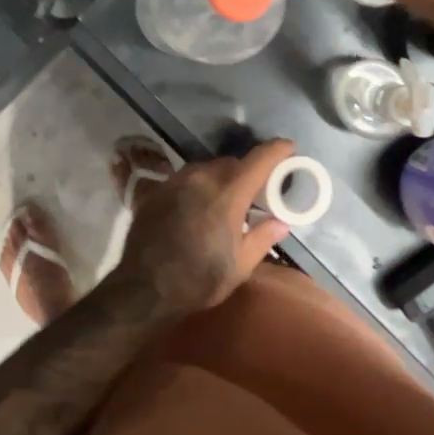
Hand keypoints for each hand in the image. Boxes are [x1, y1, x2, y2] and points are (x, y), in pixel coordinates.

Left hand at [115, 139, 295, 314]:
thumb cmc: (198, 280)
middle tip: (254, 193)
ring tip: (224, 202)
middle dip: (247, 172)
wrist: (143, 287)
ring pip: (208, 168)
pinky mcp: (158, 188)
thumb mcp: (239, 266)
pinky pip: (187, 178)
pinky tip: (197, 207)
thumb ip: (263, 237)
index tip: (290, 147)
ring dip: (221, 178)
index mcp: (229, 193)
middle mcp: (203, 177)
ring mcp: (177, 180)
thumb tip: (282, 222)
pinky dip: (199, 186)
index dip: (277, 150)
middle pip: (232, 163)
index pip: (259, 159)